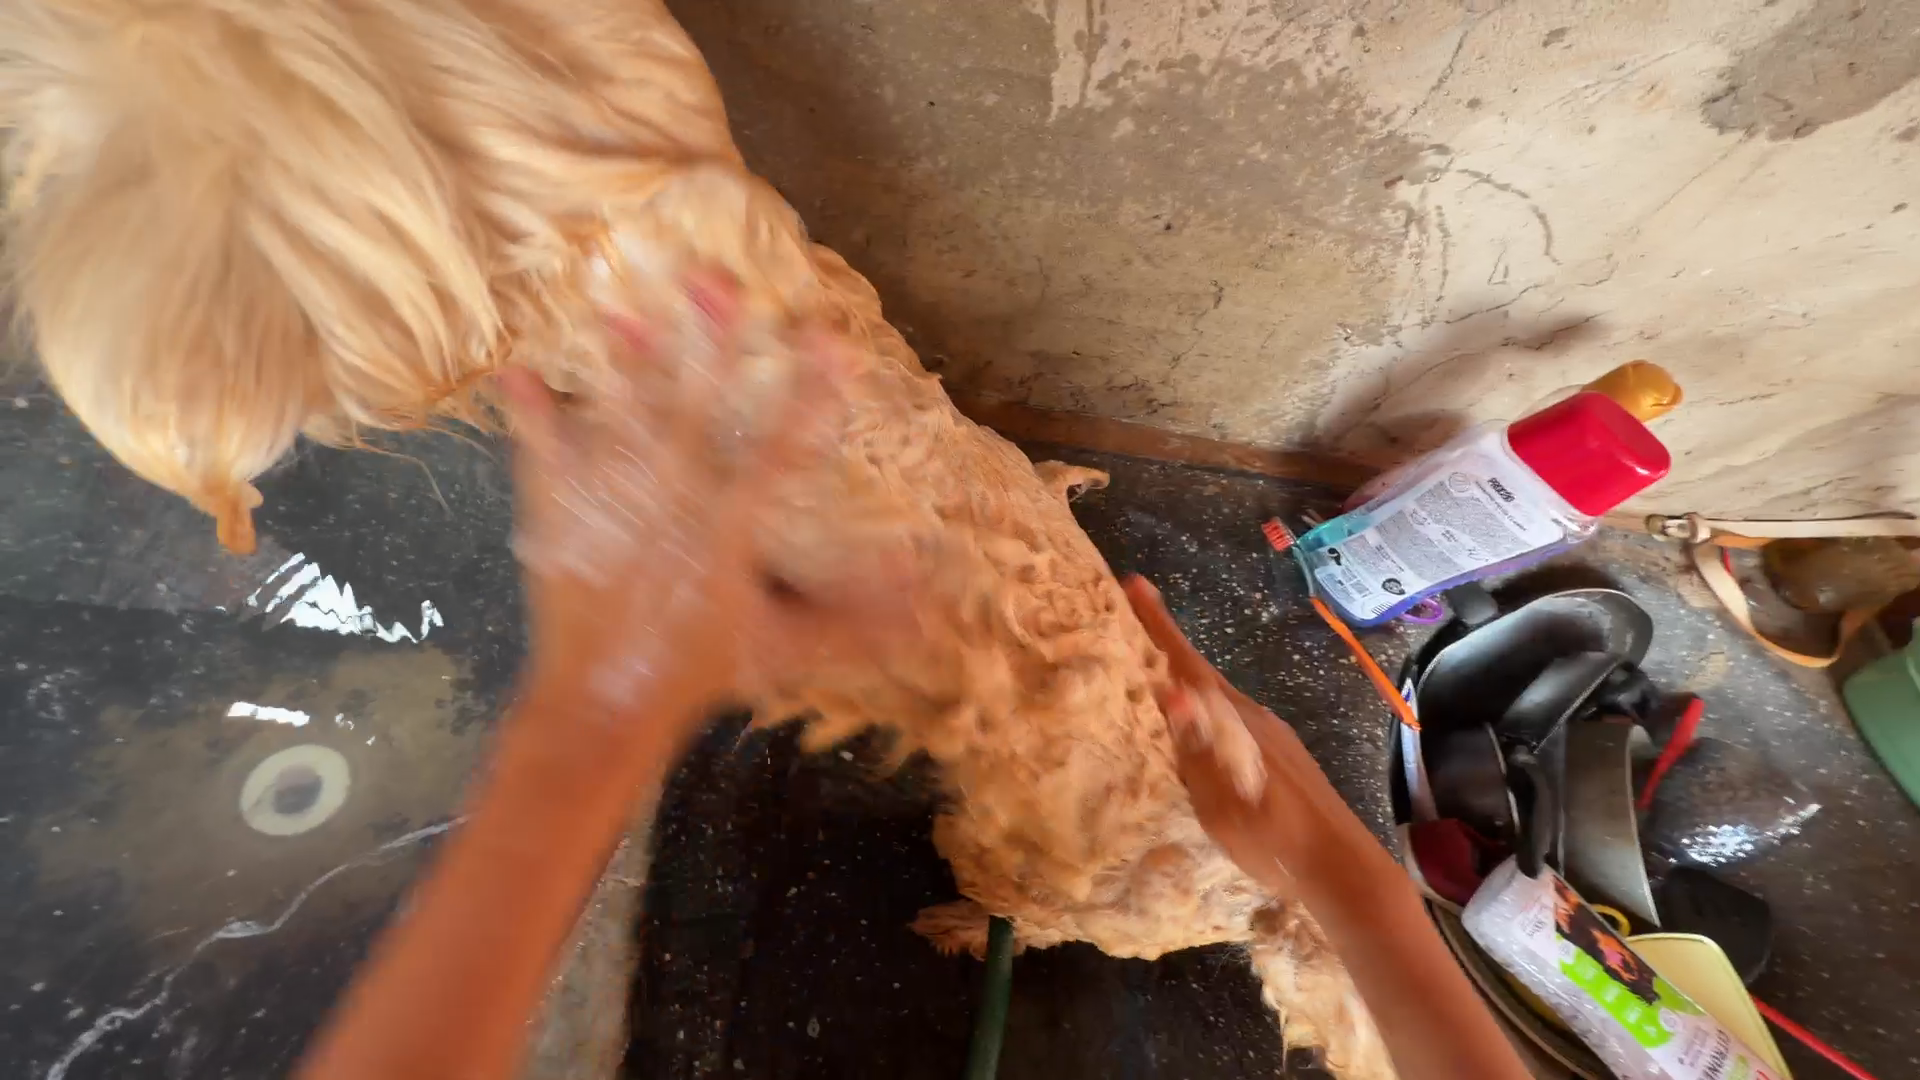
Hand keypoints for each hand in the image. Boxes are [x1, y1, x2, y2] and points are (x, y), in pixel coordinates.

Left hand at [501, 271, 916, 734]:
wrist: (605, 706)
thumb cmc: (702, 672)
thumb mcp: (791, 650)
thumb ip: (858, 621)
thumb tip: (928, 600)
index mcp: (728, 536)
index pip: (780, 454)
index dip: (811, 396)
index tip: (832, 342)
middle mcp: (669, 511)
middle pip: (695, 418)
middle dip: (710, 349)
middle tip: (716, 283)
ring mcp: (609, 514)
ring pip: (621, 428)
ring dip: (624, 367)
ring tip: (622, 308)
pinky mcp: (560, 525)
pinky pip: (545, 466)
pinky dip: (531, 422)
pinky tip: (516, 373)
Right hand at [1123, 576, 1369, 895]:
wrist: (1347, 873)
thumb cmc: (1275, 842)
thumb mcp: (1222, 803)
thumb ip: (1196, 748)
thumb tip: (1170, 690)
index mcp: (1235, 721)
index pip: (1188, 663)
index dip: (1159, 624)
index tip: (1135, 584)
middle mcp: (1254, 716)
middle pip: (1200, 675)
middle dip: (1165, 650)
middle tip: (1130, 630)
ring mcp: (1272, 734)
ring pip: (1218, 700)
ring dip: (1186, 687)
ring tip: (1155, 687)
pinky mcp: (1282, 755)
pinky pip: (1232, 720)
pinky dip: (1206, 714)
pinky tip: (1200, 737)